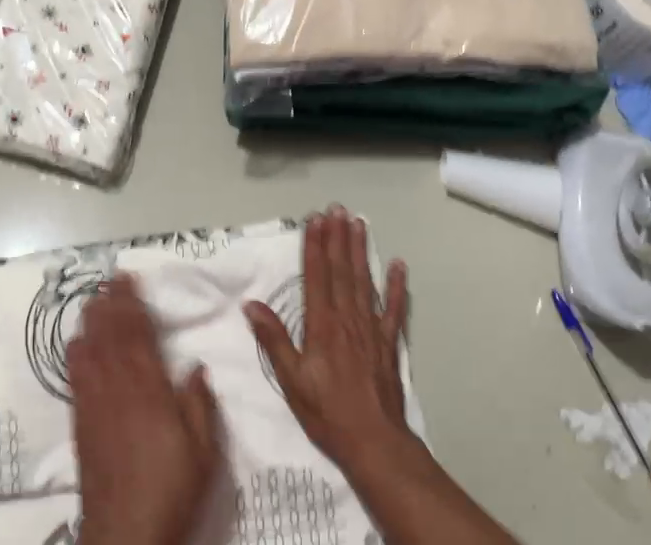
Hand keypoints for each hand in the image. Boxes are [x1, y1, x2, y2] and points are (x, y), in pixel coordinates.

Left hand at [71, 273, 222, 544]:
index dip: (131, 305)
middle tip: (108, 280)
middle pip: (110, 336)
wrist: (125, 533)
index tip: (128, 280)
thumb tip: (194, 367)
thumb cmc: (171, 489)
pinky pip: (75, 378)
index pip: (137, 335)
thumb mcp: (203, 450)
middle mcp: (117, 389)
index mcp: (149, 390)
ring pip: (90, 351)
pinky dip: (75, 354)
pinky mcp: (81, 425)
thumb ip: (198, 405)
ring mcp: (94, 405)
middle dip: (110, 305)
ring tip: (92, 300)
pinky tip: (75, 344)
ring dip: (91, 322)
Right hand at [245, 206, 411, 475]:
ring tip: (359, 222)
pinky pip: (395, 310)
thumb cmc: (327, 412)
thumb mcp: (291, 380)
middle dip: (337, 238)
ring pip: (365, 281)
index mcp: (321, 325)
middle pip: (341, 271)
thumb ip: (273, 340)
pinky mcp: (388, 344)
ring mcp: (371, 329)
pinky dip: (397, 286)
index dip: (315, 246)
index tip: (315, 219)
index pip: (316, 276)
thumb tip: (251, 304)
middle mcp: (347, 319)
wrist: (375, 442)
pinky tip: (398, 266)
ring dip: (360, 251)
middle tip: (337, 208)